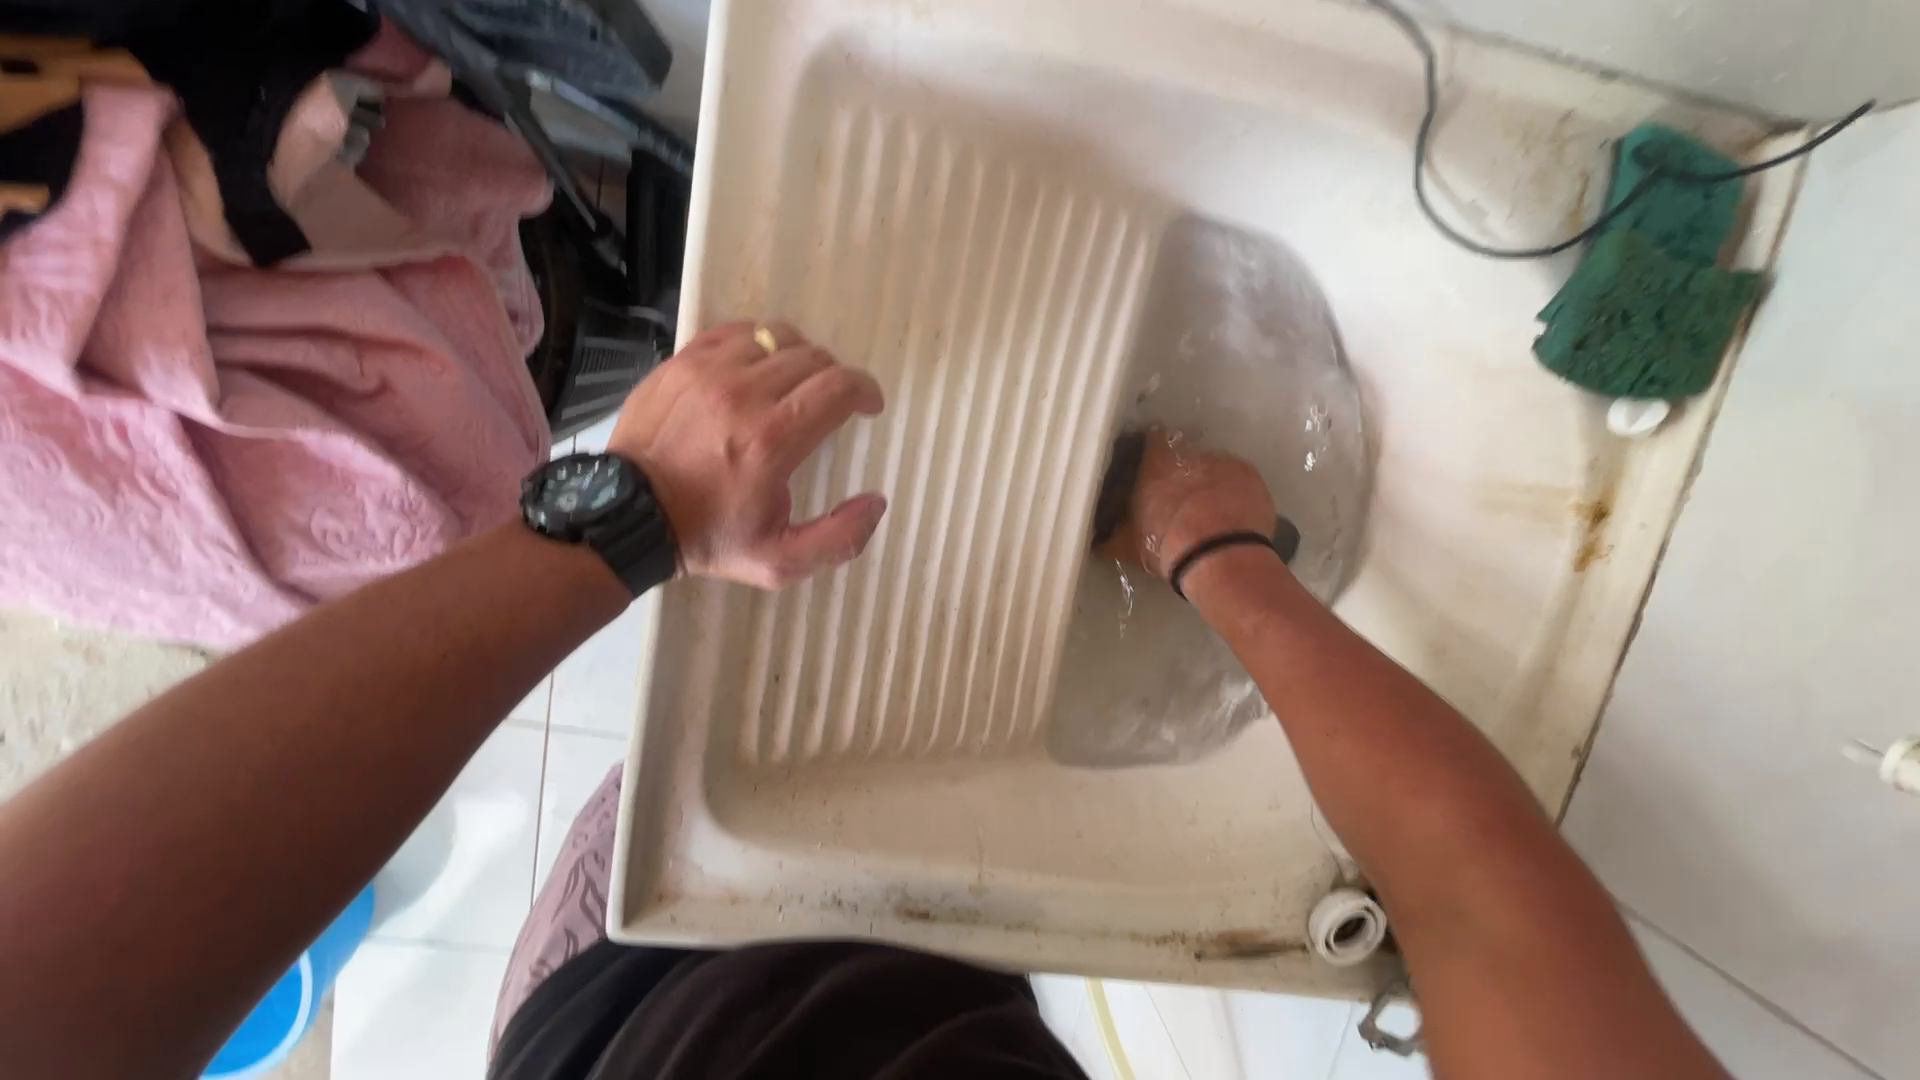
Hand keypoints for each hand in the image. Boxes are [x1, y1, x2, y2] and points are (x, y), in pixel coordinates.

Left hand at [607, 321, 886, 588]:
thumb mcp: (779, 562)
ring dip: (799, 358)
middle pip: (813, 358)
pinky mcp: (681, 361)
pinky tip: (757, 369)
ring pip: (776, 337)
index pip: (839, 387)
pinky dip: (758, 344)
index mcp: (772, 440)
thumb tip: (876, 502)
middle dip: (834, 378)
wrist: (628, 516)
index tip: (869, 406)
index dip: (865, 390)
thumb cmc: (708, 538)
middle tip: (830, 404)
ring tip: (795, 384)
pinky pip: (736, 332)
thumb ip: (839, 538)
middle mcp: (743, 393)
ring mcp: (707, 371)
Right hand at [1096, 426, 1274, 579]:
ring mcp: (1223, 461)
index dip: (1151, 451)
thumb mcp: (1128, 547)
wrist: (1220, 559)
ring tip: (1207, 508)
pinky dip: (1233, 491)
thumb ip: (1110, 537)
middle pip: (1183, 453)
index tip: (1150, 466)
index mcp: (1155, 463)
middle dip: (1180, 470)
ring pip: (1212, 465)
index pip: (1150, 440)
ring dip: (1208, 480)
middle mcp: (1189, 453)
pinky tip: (1230, 512)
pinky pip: (1238, 478)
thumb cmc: (1166, 546)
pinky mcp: (1250, 475)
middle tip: (1178, 495)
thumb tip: (1094, 543)